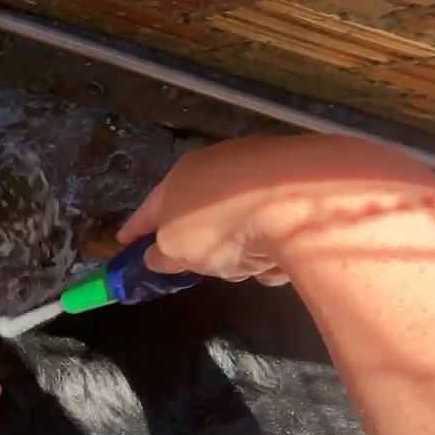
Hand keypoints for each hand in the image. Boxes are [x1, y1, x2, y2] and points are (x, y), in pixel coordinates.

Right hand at [117, 134, 434, 285]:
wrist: (307, 202)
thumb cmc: (222, 225)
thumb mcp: (176, 250)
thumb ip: (162, 255)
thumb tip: (159, 256)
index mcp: (183, 175)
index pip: (151, 206)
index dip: (136, 228)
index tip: (125, 242)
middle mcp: (223, 164)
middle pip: (202, 214)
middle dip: (204, 247)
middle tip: (209, 270)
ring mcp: (268, 168)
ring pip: (244, 220)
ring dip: (245, 249)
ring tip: (256, 268)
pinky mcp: (310, 180)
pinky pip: (281, 221)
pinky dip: (279, 242)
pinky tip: (287, 259)